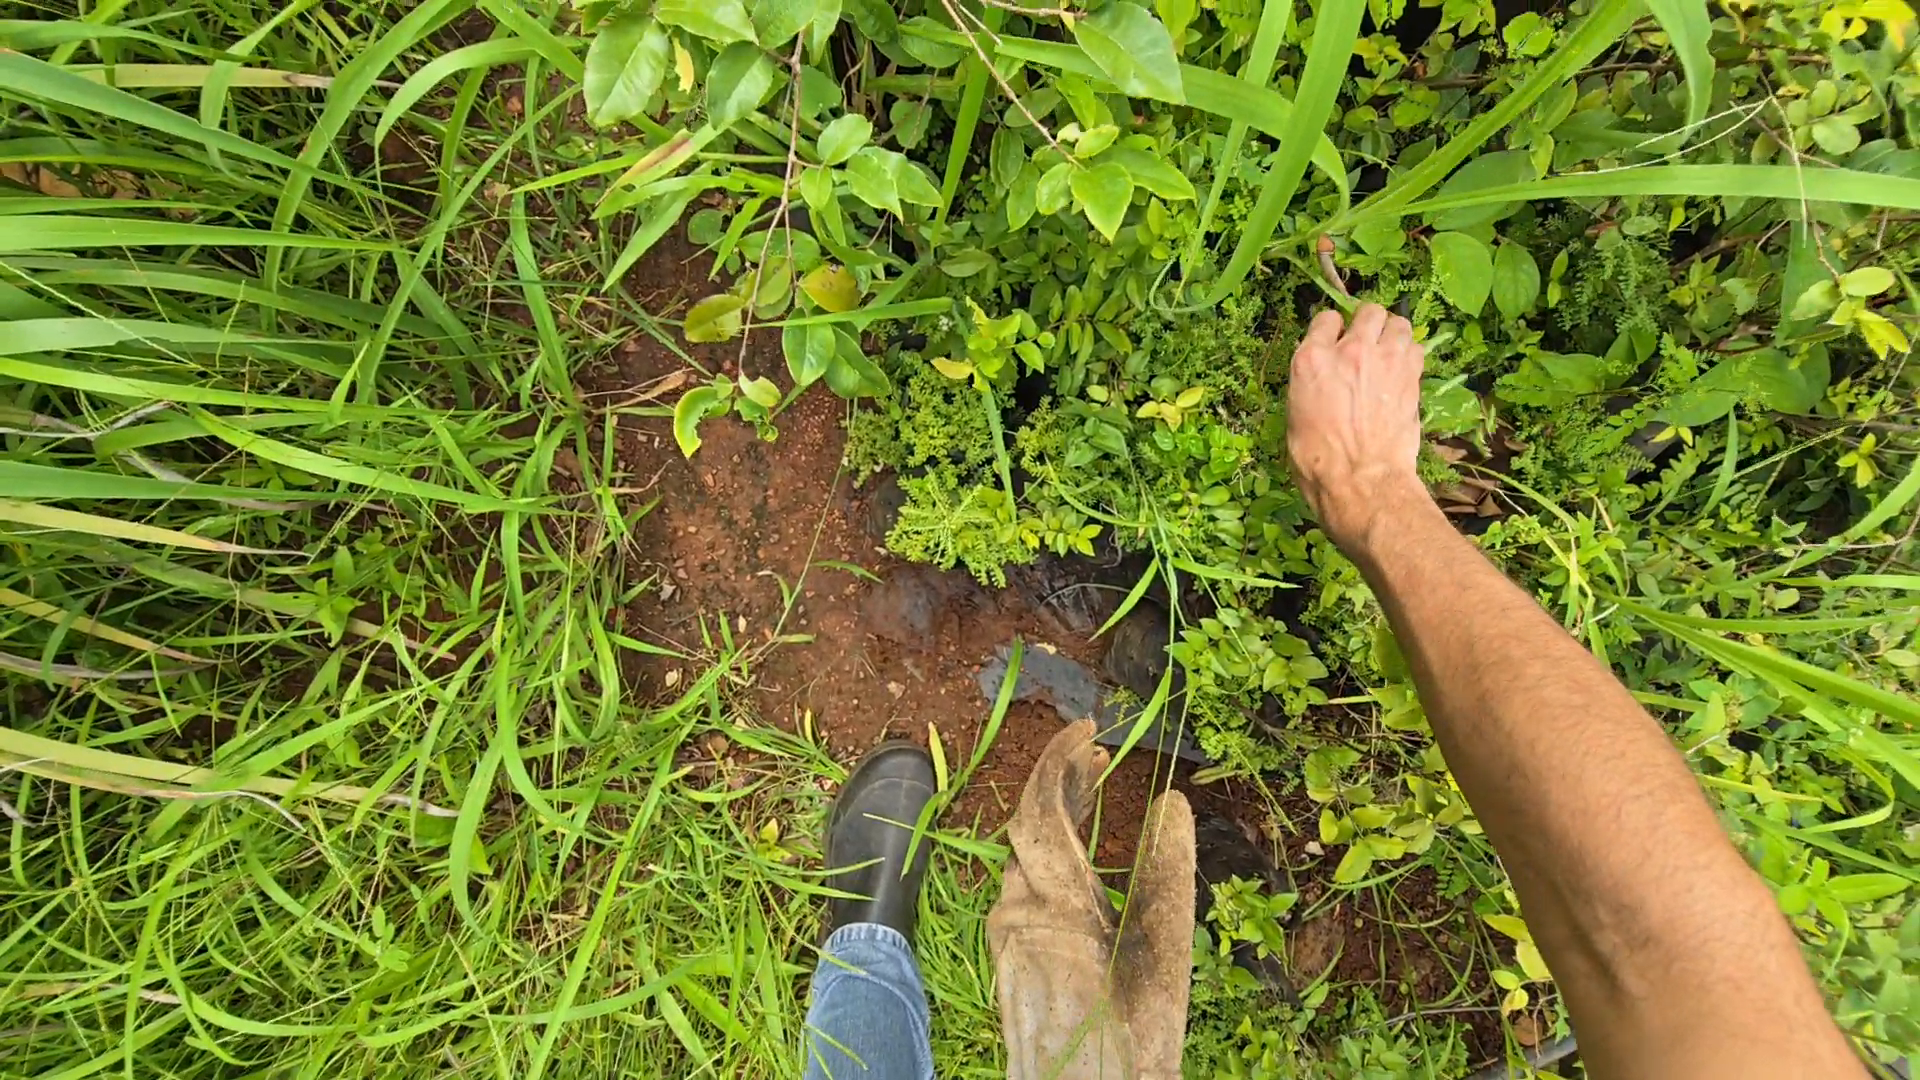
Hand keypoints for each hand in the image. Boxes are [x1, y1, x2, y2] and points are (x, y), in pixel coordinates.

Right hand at [1285, 304, 1427, 553]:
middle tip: (1361, 342)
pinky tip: (1398, 371)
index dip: (1329, 330)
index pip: (1324, 320)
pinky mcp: (1412, 374)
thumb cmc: (1315, 458)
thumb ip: (1311, 383)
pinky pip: (1414, 347)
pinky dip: (1407, 353)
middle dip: (1364, 323)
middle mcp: (1349, 350)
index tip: (1330, 342)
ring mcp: (1385, 359)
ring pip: (1397, 322)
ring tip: (1384, 352)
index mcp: (1310, 361)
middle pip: (1367, 311)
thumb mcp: (1296, 415)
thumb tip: (1322, 378)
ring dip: (1390, 333)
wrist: (1359, 478)